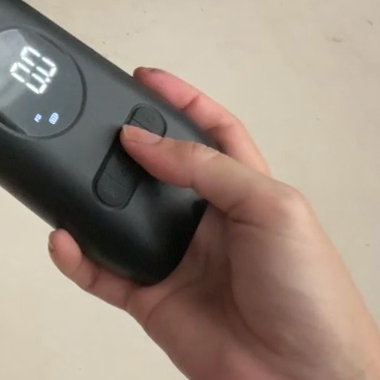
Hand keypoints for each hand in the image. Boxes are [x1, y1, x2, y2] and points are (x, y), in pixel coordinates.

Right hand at [48, 68, 379, 379]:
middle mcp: (203, 221)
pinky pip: (97, 269)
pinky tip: (63, 239)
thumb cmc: (316, 304)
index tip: (143, 76)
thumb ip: (207, 167)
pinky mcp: (149, 297)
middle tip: (88, 121)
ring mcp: (173, 258)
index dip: (180, 99)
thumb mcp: (274, 211)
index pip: (209, 132)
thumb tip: (139, 139)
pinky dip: (74, 254)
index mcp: (243, 193)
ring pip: (115, 214)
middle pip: (150, 166)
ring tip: (67, 177)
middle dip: (119, 141)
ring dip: (87, 196)